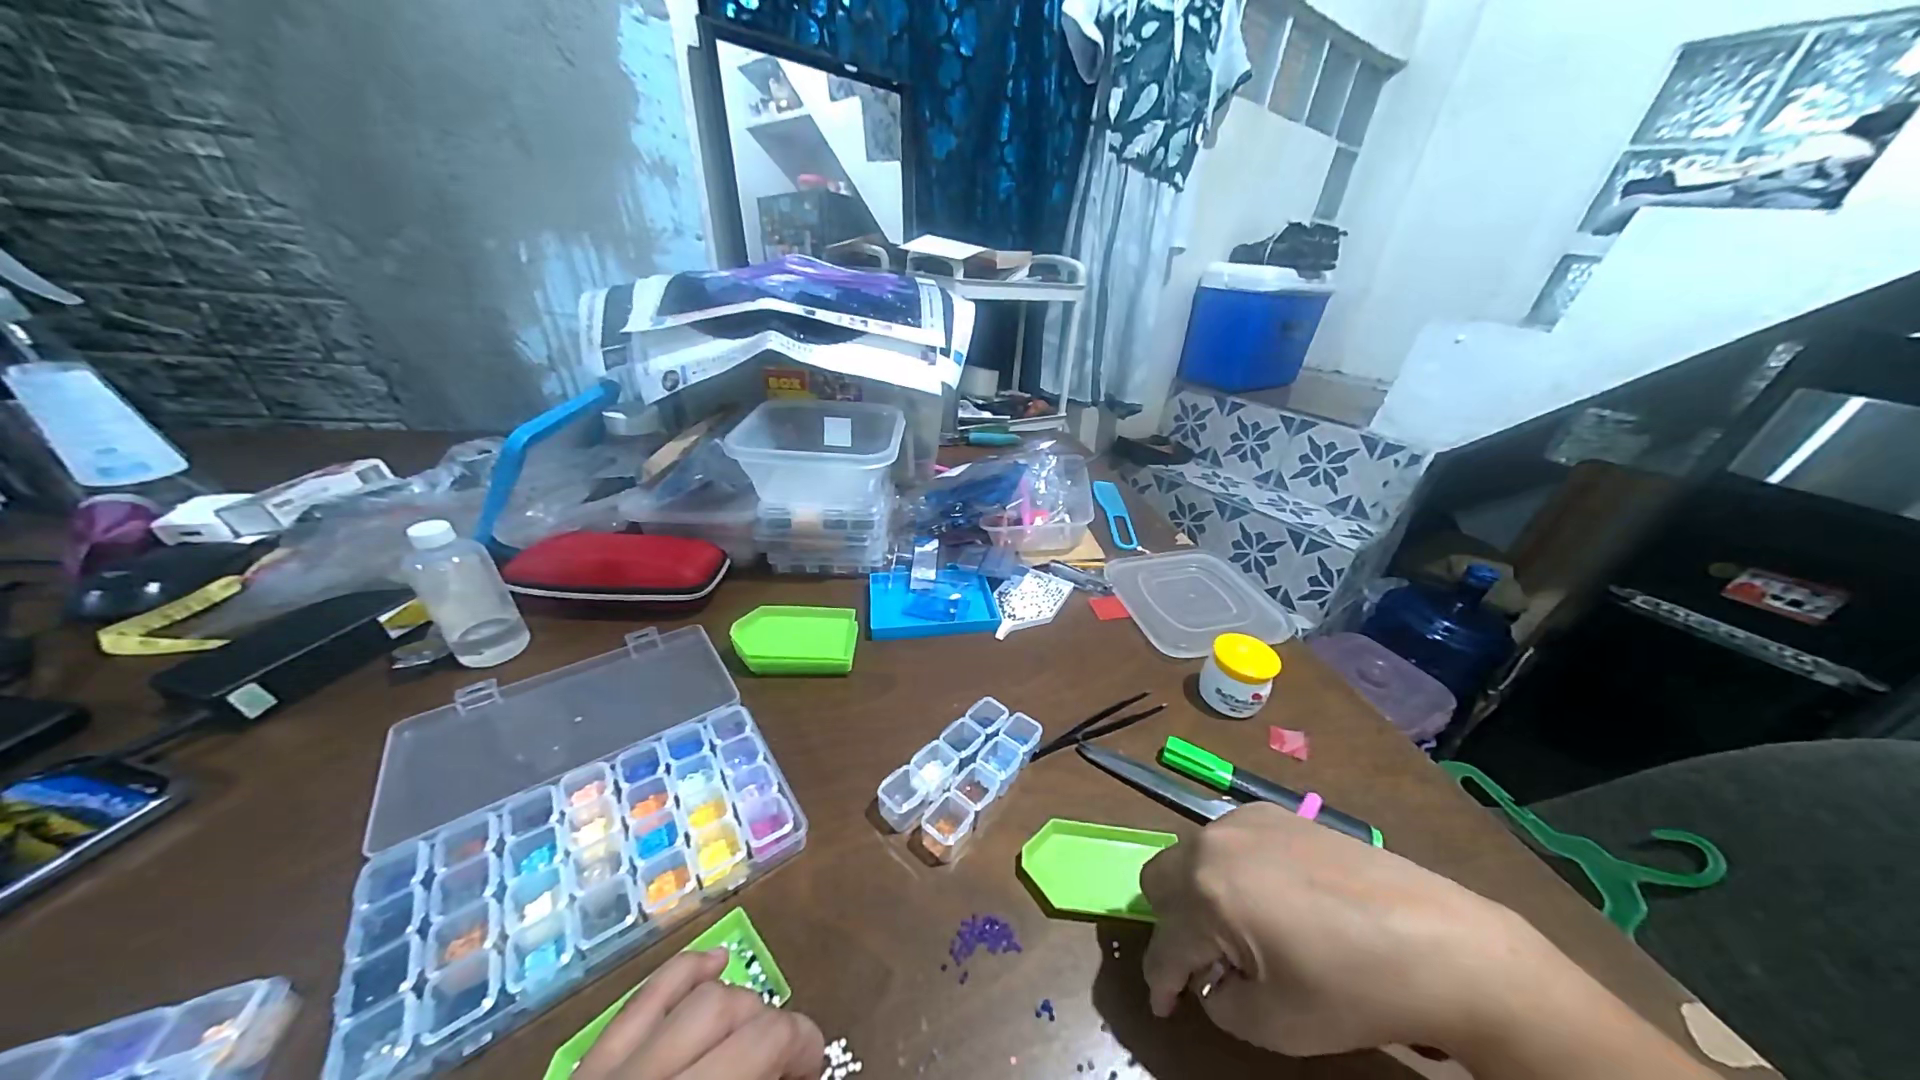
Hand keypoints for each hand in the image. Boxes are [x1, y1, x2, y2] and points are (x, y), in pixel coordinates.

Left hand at [574, 949, 824, 1079]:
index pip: (763, 1044)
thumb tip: (794, 1078)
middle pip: (733, 1014)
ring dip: (740, 1006)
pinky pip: (640, 1002)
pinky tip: (716, 963)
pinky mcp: (583, 1072)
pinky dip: (684, 974)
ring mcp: (609, 1075)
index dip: (804, 1046)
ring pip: (695, 1001)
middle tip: (787, 1068)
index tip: (812, 1072)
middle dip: (776, 1030)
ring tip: (754, 1035)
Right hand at [1139, 803, 1717, 1078]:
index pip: (1163, 942)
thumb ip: (1220, 1002)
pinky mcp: (1277, 814)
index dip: (1159, 982)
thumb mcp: (1274, 1024)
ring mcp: (1245, 821)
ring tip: (1241, 932)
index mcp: (1205, 892)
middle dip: (1169, 923)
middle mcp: (1213, 844)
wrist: (1441, 942)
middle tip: (1203, 962)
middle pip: (1158, 879)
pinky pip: (1229, 841)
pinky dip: (1230, 871)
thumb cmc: (1353, 990)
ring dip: (1198, 895)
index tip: (1166, 1005)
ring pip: (1192, 855)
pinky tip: (1272, 900)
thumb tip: (1213, 978)